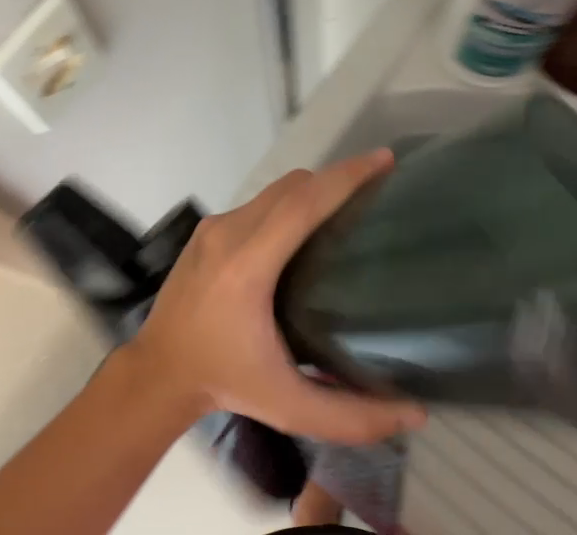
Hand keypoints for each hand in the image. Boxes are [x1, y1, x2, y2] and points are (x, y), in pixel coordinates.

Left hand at [123, 149, 427, 444]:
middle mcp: (228, 234)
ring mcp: (213, 228)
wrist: (158, 372)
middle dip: (337, 178)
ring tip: (351, 205)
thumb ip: (353, 417)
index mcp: (247, 266)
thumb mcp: (290, 406)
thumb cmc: (226, 384)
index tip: (384, 160)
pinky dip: (288, 203)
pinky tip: (309, 227)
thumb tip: (417, 414)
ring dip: (312, 190)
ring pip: (273, 191)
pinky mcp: (206, 231)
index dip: (345, 177)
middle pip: (292, 186)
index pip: (302, 203)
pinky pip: (256, 203)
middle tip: (379, 187)